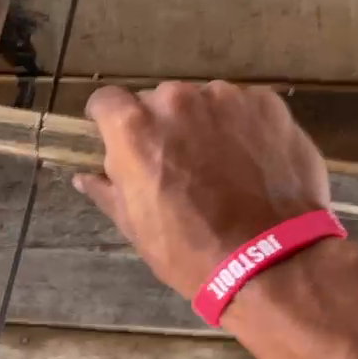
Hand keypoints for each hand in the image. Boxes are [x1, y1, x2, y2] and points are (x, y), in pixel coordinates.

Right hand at [74, 81, 331, 298]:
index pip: (106, 101)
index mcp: (134, 127)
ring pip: (203, 102)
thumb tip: (84, 178)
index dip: (110, 120)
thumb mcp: (136, 225)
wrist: (272, 260)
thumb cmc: (190, 249)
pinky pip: (243, 107)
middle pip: (158, 102)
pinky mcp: (267, 104)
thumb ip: (108, 190)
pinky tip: (253, 160)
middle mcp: (176, 99)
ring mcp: (225, 98)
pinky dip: (242, 126)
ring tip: (223, 165)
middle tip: (178, 164)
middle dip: (163, 126)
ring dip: (204, 124)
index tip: (119, 139)